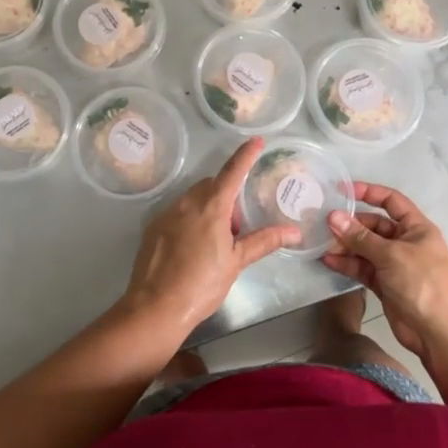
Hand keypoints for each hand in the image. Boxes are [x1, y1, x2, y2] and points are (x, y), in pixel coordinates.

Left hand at [123, 137, 300, 330]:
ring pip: (193, 199)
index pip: (232, 172)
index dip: (245, 156)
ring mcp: (166, 214)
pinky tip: (193, 249)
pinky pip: (178, 213)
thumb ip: (264, 241)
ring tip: (216, 243)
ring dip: (208, 209)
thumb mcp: (236, 262)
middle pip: (211, 186)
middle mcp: (187, 203)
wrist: (155, 306)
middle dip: (227, 197)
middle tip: (237, 229)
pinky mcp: (153, 228)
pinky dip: (191, 220)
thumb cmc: (201, 283)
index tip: (256, 141)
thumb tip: (294, 231)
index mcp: (211, 207)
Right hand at [321, 182, 447, 358]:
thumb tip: (333, 217)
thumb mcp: (391, 256)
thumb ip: (360, 237)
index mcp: (417, 229)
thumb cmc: (423, 285)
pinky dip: (347, 264)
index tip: (341, 190)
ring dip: (345, 246)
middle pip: (374, 226)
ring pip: (365, 248)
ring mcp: (395, 265)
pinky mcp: (385, 284)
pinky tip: (329, 261)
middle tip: (323, 225)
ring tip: (322, 245)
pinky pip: (363, 268)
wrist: (439, 334)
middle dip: (350, 225)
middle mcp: (406, 243)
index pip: (391, 201)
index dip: (368, 192)